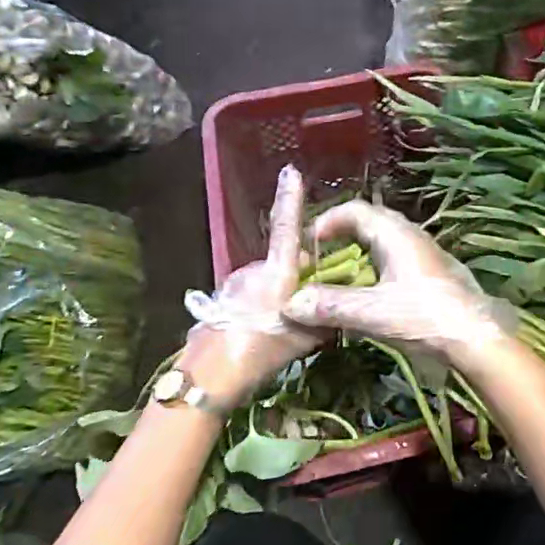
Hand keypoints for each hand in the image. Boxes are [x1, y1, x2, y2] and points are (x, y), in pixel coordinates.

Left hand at [178, 166, 323, 408]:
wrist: (212, 374)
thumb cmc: (262, 351)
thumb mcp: (305, 339)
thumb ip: (321, 317)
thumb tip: (332, 306)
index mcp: (277, 273)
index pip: (287, 227)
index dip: (290, 199)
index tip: (290, 171)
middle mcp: (254, 270)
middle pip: (283, 263)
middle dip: (297, 275)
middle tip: (309, 302)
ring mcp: (234, 283)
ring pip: (266, 280)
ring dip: (277, 293)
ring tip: (281, 326)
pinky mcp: (222, 298)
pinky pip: (250, 294)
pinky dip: (260, 304)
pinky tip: (261, 332)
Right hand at [282, 201, 512, 362]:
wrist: (477, 338)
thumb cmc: (426, 317)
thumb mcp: (373, 313)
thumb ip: (331, 305)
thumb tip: (290, 303)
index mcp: (395, 234)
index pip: (354, 210)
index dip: (326, 221)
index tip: (306, 242)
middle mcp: (410, 236)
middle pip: (369, 222)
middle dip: (340, 235)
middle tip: (318, 256)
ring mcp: (423, 254)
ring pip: (383, 241)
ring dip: (358, 252)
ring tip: (337, 275)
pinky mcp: (431, 273)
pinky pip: (394, 258)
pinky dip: (373, 267)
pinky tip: (367, 293)